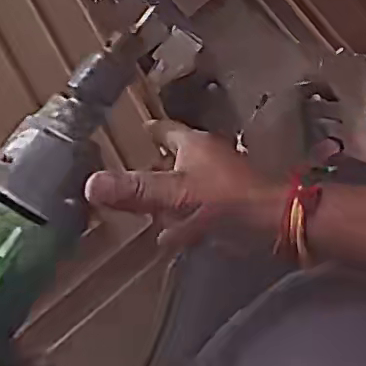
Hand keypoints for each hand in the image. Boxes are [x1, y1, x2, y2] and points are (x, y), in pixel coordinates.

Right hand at [85, 120, 286, 248]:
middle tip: (127, 176)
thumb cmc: (227, 200)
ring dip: (167, 195)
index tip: (130, 131)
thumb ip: (136, 190)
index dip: (148, 130)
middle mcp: (207, 157)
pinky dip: (182, 219)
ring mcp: (220, 181)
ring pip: (186, 183)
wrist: (276, 225)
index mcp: (194, 144)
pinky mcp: (229, 205)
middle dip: (153, 166)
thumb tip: (90, 182)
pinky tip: (170, 236)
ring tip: (142, 209)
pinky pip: (197, 208)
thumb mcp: (176, 195)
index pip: (165, 129)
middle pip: (174, 157)